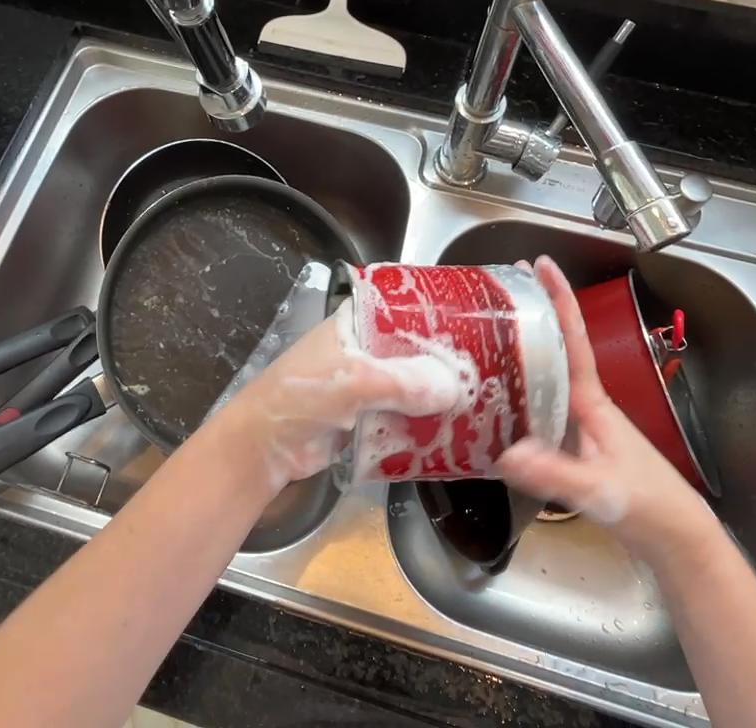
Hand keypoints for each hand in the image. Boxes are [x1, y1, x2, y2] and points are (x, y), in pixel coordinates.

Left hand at [213, 305, 462, 490]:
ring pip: (412, 385)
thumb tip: (454, 387)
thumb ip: (403, 382)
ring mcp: (366, 384)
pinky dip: (425, 422)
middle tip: (491, 369)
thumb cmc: (301, 397)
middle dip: (446, 362)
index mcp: (356, 323)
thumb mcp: (354, 381)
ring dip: (439, 396)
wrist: (264, 448)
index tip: (478, 323)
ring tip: (486, 400)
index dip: (438, 315)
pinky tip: (459, 429)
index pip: (403, 308)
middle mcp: (364, 348)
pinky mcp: (367, 418)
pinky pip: (404, 415)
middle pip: (414, 350)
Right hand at [496, 257, 717, 563]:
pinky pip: (536, 411)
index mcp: (593, 403)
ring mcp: (578, 428)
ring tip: (485, 339)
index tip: (539, 265)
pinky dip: (514, 398)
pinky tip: (491, 406)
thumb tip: (507, 452)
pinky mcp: (571, 450)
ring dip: (519, 357)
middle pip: (553, 351)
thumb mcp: (602, 490)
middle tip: (497, 292)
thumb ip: (557, 473)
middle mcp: (584, 407)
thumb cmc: (651, 508)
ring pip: (543, 380)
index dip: (559, 300)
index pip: (573, 340)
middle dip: (530, 318)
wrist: (678, 543)